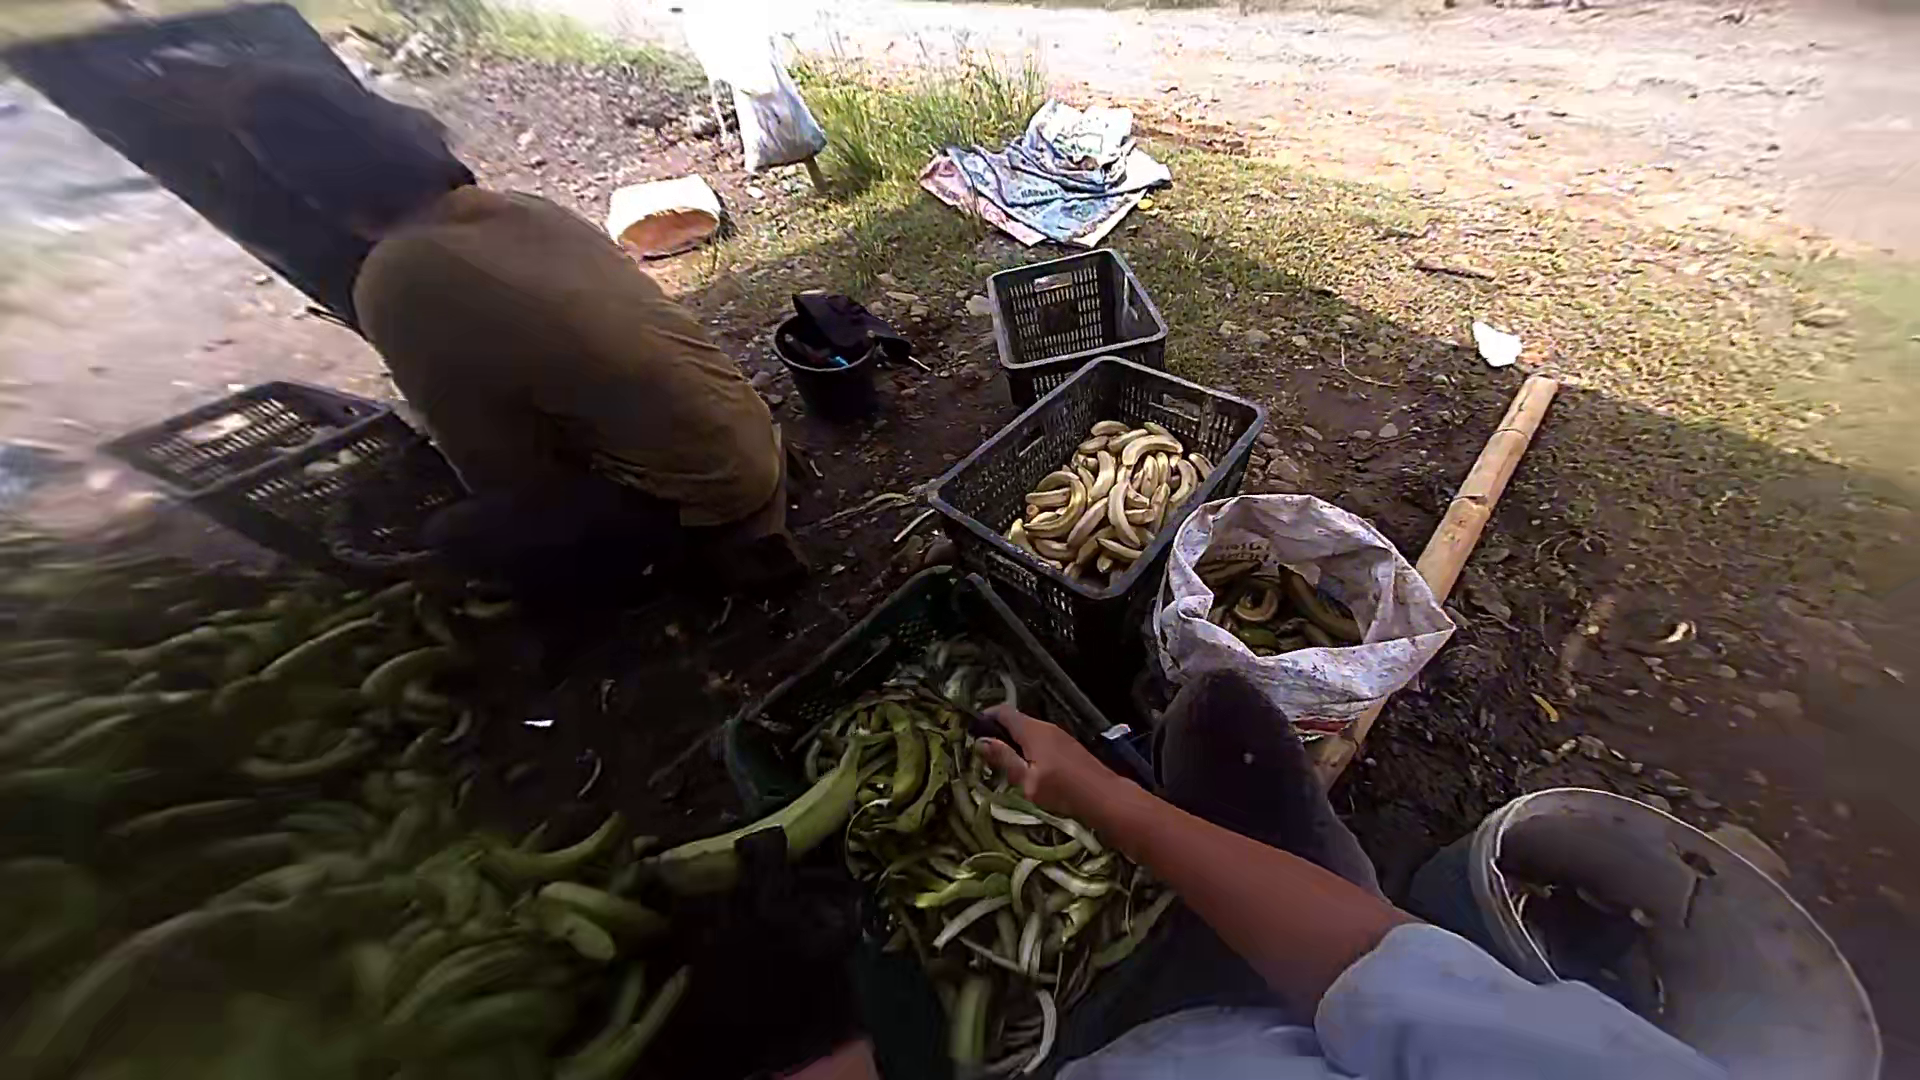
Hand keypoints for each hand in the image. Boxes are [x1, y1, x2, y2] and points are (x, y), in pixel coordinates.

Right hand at [975, 705, 1130, 826]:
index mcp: (1032, 730)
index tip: (973, 731)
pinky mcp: (1066, 745)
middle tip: (984, 753)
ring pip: (1028, 730)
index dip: (986, 717)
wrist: (1105, 797)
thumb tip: (981, 742)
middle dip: (998, 732)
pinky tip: (1026, 767)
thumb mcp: (1027, 781)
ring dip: (1013, 741)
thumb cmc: (1063, 790)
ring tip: (1002, 763)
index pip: (1003, 711)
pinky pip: (1040, 739)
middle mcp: (1044, 726)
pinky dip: (1027, 747)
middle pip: (1015, 720)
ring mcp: (1058, 734)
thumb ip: (1004, 760)